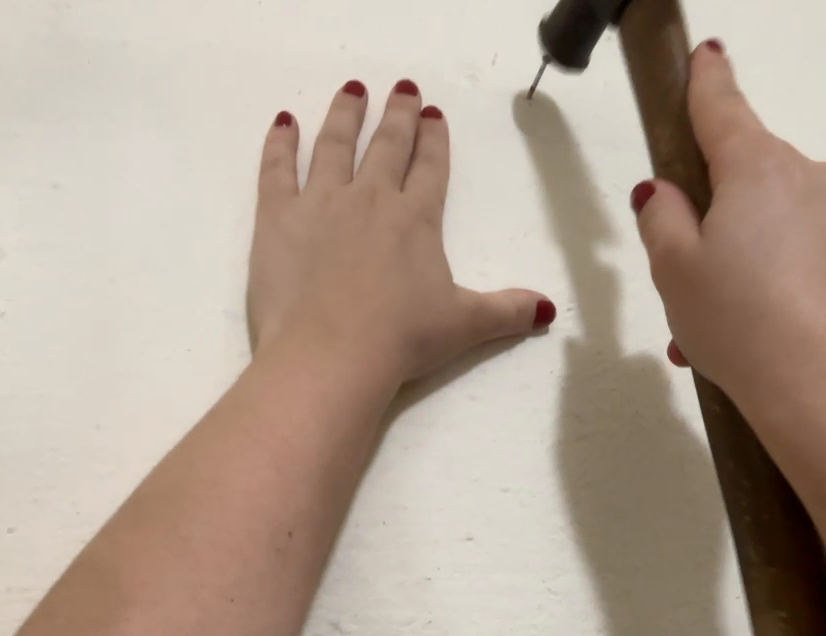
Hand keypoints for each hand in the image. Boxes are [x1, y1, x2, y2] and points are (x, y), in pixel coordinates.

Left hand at [247, 80, 554, 391]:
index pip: (430, 169)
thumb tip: (548, 311)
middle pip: (387, 146)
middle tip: (403, 90)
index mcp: (416, 220)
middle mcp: (371, 199)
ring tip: (352, 91)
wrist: (331, 355)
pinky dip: (279, 143)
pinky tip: (283, 123)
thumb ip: (506, 312)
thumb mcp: (462, 327)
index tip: (434, 116)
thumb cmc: (400, 341)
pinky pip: (277, 170)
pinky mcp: (277, 219)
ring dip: (345, 115)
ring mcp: (321, 204)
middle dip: (398, 116)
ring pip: (335, 145)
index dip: (433, 141)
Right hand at [633, 43, 825, 441]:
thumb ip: (661, 219)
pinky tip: (748, 340)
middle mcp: (811, 177)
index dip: (705, 83)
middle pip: (745, 182)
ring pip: (770, 230)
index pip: (722, 109)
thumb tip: (666, 190)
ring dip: (733, 269)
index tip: (704, 56)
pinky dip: (767, 289)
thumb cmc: (739, 322)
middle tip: (681, 289)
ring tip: (707, 335)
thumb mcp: (674, 271)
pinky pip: (799, 260)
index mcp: (759, 168)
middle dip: (708, 225)